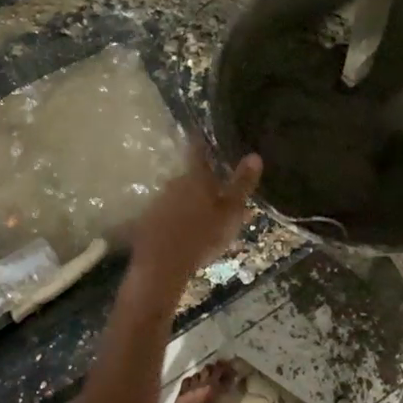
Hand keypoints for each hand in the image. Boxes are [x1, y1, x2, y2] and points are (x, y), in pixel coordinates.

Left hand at [126, 148, 262, 284]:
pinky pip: (166, 212)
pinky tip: (184, 232)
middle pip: (190, 176)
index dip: (202, 141)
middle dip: (202, 181)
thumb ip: (242, 185)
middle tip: (217, 192)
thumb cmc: (202, 236)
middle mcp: (174, 183)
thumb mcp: (230, 212)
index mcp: (195, 177)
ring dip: (189, 201)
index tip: (205, 135)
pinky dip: (176, 217)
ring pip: (178, 195)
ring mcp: (158, 202)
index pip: (198, 150)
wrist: (161, 267)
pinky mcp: (147, 221)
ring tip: (203, 216)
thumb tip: (254, 155)